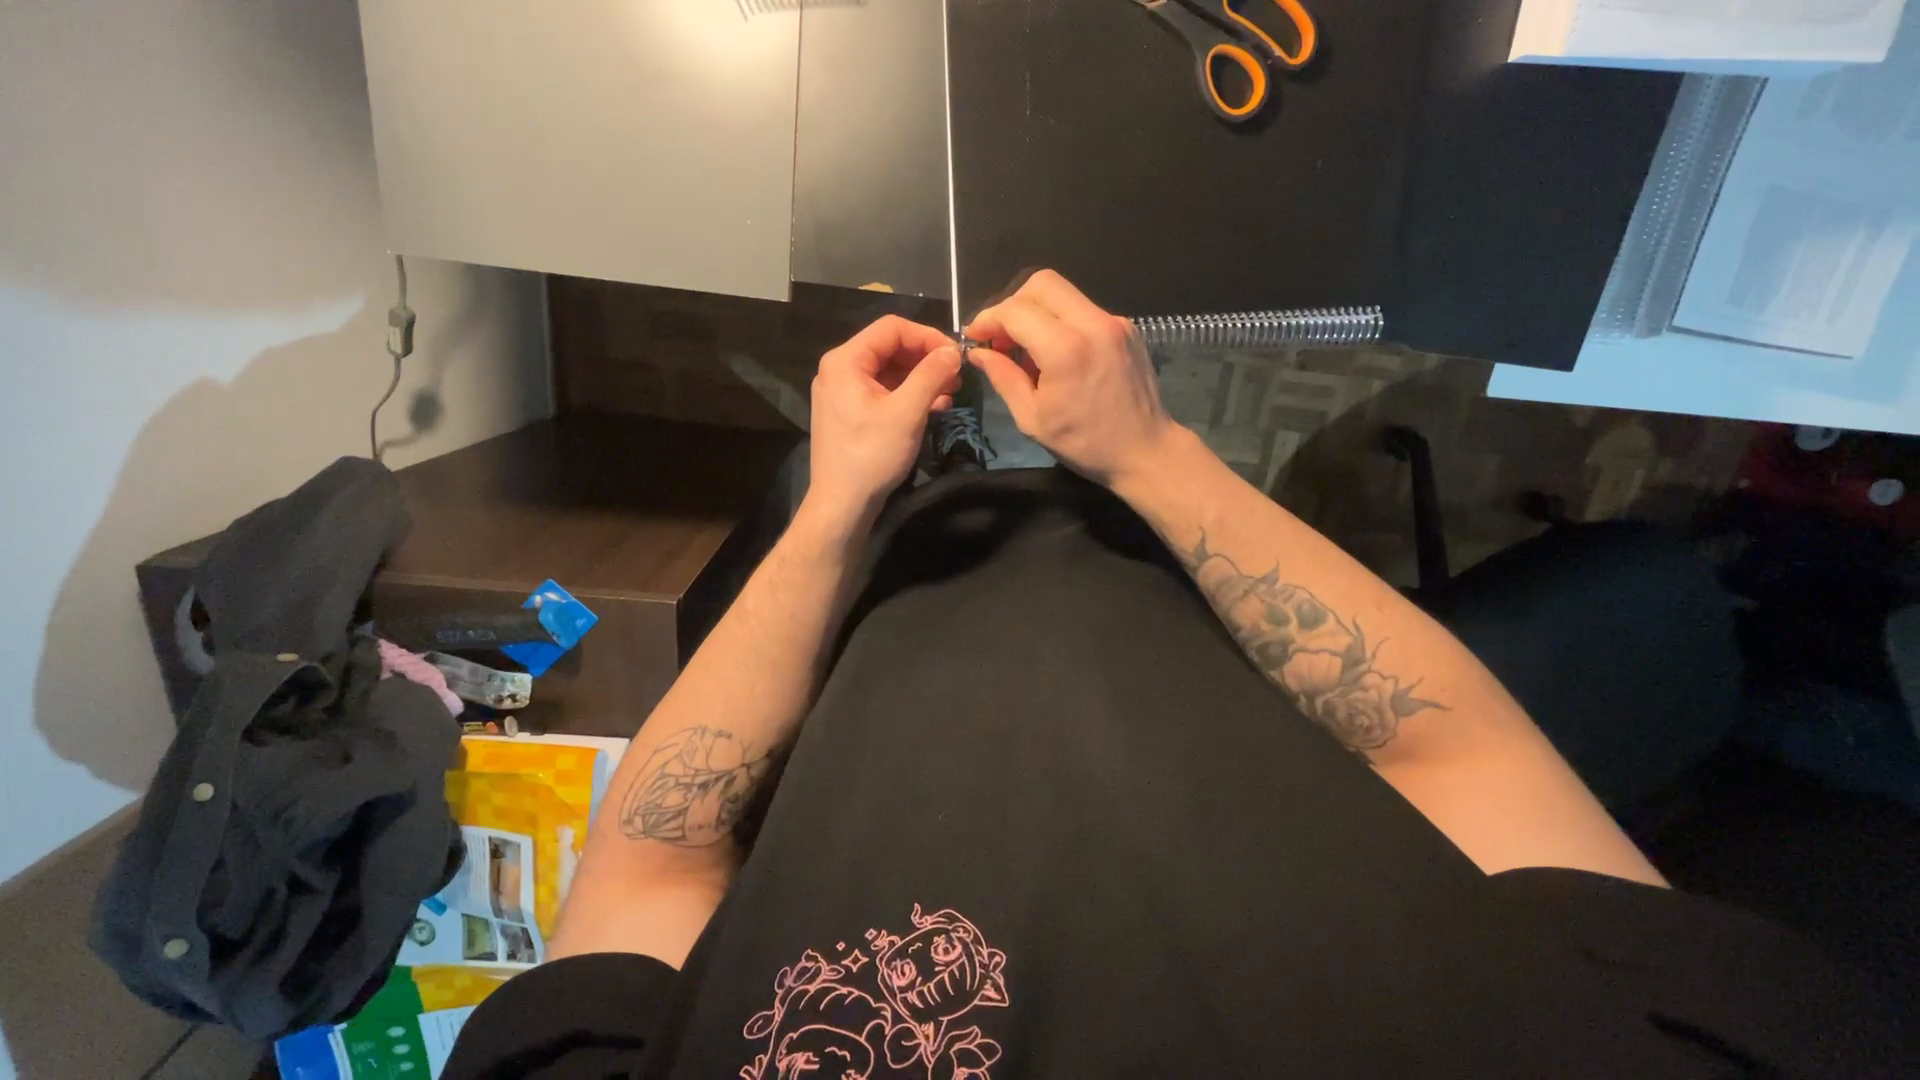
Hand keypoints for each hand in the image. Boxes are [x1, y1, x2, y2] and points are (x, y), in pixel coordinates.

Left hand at [805, 315, 961, 527]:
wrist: (842, 503)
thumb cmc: (871, 455)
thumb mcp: (907, 412)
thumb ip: (931, 375)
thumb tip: (954, 351)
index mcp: (845, 361)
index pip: (892, 328)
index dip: (928, 336)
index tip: (956, 355)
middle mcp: (839, 369)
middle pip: (890, 347)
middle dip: (926, 358)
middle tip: (957, 376)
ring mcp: (843, 392)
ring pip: (889, 371)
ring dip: (921, 377)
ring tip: (950, 392)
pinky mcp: (850, 413)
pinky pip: (884, 391)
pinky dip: (909, 394)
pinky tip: (933, 407)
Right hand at [964, 270, 1179, 487]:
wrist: (1146, 451)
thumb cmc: (1085, 444)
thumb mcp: (1033, 418)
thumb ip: (1003, 377)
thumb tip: (978, 353)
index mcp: (1066, 350)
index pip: (1015, 311)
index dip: (988, 319)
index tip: (975, 337)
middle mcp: (1093, 324)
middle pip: (1041, 284)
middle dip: (1012, 305)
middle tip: (1001, 337)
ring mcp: (1114, 322)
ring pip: (1064, 293)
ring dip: (1036, 312)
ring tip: (1027, 349)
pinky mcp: (1126, 328)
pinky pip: (1083, 310)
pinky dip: (1061, 322)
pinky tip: (1057, 355)